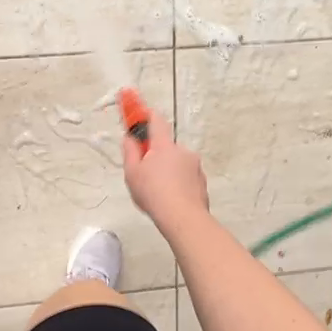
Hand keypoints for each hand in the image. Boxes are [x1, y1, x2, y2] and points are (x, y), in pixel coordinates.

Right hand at [122, 107, 209, 225]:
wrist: (183, 218)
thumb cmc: (153, 193)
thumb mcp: (132, 173)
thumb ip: (130, 152)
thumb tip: (129, 138)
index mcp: (164, 145)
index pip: (156, 120)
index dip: (146, 114)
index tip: (139, 112)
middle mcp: (183, 151)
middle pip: (166, 146)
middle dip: (156, 155)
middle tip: (145, 174)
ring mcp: (195, 166)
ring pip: (177, 163)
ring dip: (168, 171)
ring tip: (159, 193)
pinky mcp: (202, 182)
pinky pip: (187, 177)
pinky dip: (179, 184)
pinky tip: (172, 199)